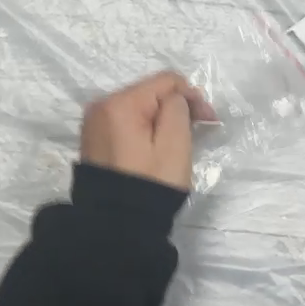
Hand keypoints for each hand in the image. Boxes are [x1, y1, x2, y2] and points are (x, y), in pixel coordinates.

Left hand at [80, 71, 217, 190]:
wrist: (116, 224)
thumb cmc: (150, 183)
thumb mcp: (175, 145)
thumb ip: (179, 109)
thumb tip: (176, 98)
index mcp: (120, 103)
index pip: (166, 81)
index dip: (193, 96)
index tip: (210, 121)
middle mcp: (101, 106)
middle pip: (150, 92)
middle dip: (177, 107)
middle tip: (198, 131)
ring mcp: (94, 123)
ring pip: (139, 107)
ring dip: (161, 119)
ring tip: (178, 142)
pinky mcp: (94, 139)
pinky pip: (126, 122)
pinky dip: (145, 128)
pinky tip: (156, 147)